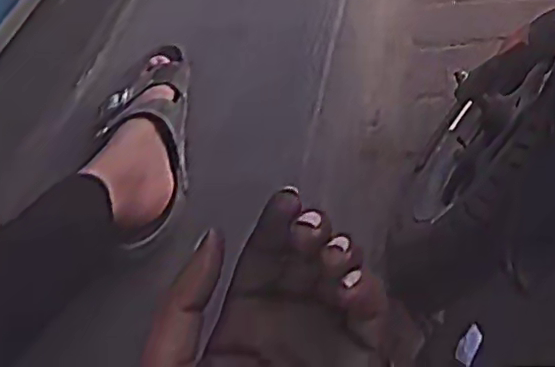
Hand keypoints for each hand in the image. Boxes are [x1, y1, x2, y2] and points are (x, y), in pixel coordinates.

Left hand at [141, 189, 420, 366]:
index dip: (277, 223)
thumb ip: (182, 307)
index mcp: (243, 323)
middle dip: (315, 231)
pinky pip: (373, 314)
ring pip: (347, 273)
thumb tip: (211, 239)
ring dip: (344, 254)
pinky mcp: (359, 354)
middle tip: (308, 226)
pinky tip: (351, 285)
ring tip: (332, 256)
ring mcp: (326, 336)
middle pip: (310, 256)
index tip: (285, 202)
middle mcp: (289, 322)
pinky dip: (369, 290)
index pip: (266, 256)